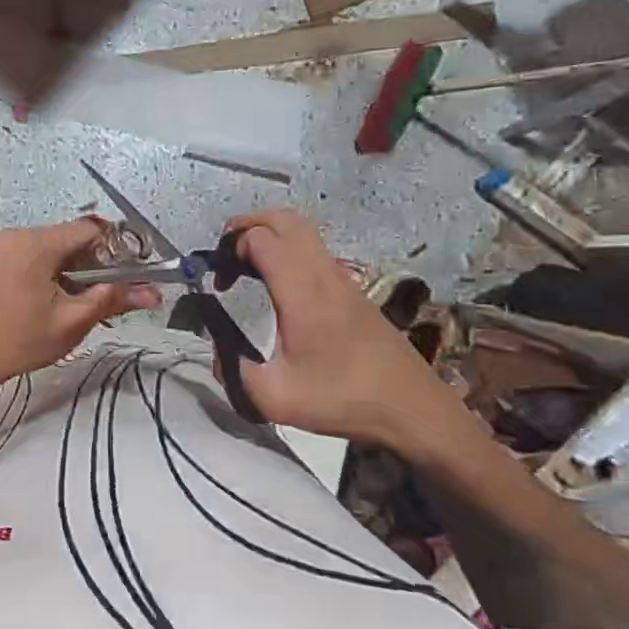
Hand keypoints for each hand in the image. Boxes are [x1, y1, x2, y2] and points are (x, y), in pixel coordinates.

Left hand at [0, 219, 160, 398]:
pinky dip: (50, 271)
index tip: (131, 273)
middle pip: (70, 238)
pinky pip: (32, 256)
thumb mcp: (72, 322)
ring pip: (52, 248)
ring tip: (82, 302)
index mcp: (35, 243)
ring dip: (73, 269)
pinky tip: (56, 300)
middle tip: (109, 295)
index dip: (117, 248)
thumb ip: (112, 299)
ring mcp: (1, 246)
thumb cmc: (20, 341)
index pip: (90, 229)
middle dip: (95, 263)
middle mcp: (16, 235)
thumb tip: (153, 292)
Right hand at [224, 209, 472, 452]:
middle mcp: (324, 275)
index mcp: (302, 294)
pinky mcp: (353, 291)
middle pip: (285, 219)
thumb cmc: (341, 400)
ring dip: (268, 237)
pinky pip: (314, 251)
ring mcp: (343, 280)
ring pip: (303, 231)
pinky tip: (274, 286)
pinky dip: (286, 252)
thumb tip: (217, 348)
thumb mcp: (272, 396)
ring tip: (245, 267)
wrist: (411, 410)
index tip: (219, 282)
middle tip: (225, 254)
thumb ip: (232, 368)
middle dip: (247, 226)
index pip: (261, 239)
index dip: (231, 249)